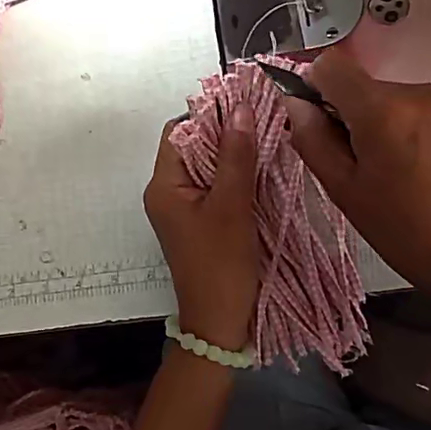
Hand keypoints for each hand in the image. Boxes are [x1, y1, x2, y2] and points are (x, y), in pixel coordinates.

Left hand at [144, 107, 261, 349]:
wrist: (219, 322)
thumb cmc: (222, 265)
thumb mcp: (232, 206)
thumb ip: (236, 156)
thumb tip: (240, 108)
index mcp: (163, 185)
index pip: (179, 131)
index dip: (209, 115)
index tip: (246, 107)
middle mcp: (167, 193)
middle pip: (193, 147)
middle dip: (225, 134)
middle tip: (264, 124)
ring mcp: (183, 209)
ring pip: (206, 167)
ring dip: (233, 156)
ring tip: (267, 145)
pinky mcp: (199, 223)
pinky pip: (214, 188)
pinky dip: (234, 178)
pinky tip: (260, 174)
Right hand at [285, 47, 430, 325]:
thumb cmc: (407, 234)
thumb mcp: (346, 192)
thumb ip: (313, 140)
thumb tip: (296, 103)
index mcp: (384, 112)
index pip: (333, 66)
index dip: (321, 90)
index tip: (329, 122)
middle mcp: (425, 93)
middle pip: (374, 88)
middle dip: (366, 117)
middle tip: (374, 166)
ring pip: (409, 99)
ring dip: (401, 124)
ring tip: (413, 172)